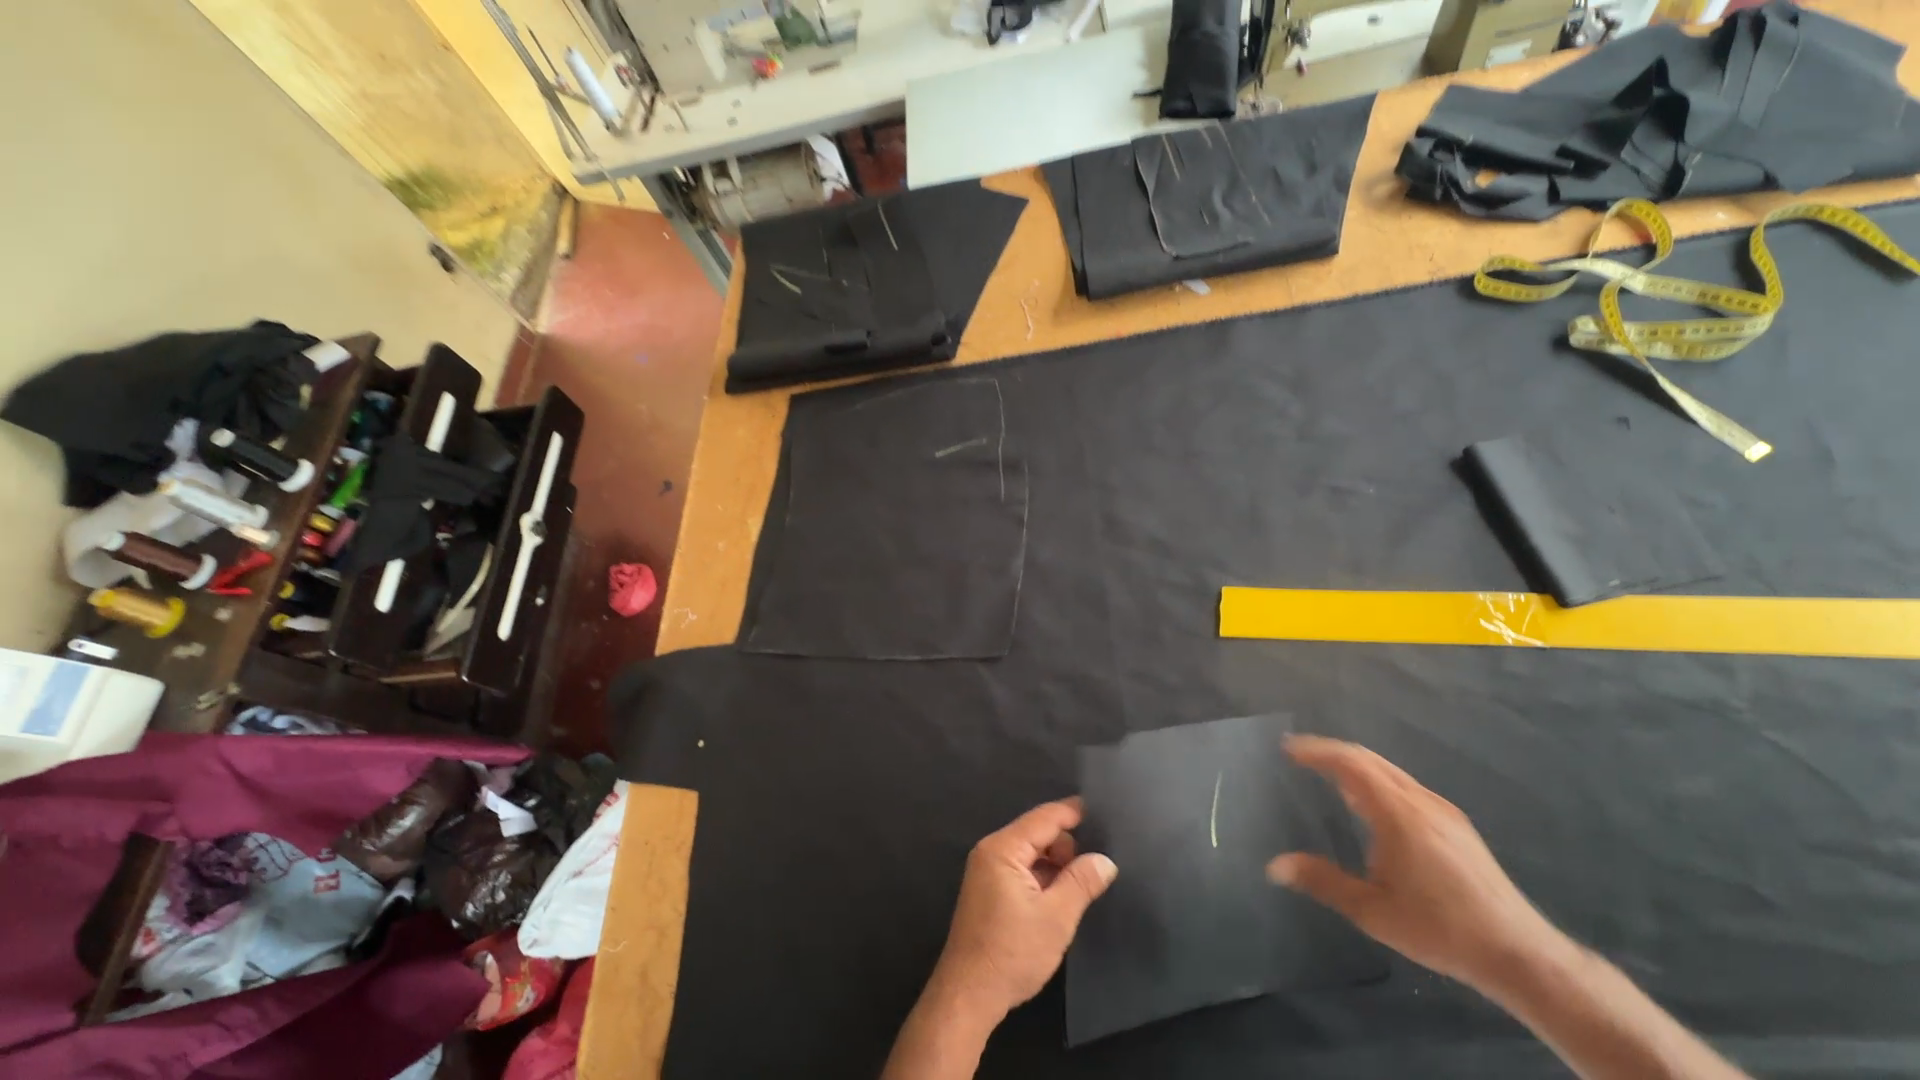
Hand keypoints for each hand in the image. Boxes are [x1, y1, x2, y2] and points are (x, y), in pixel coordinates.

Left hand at [929, 798, 1118, 1020]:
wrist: (969, 995)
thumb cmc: (1012, 952)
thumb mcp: (1056, 916)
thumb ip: (1082, 881)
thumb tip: (1105, 859)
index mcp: (1002, 849)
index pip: (1045, 817)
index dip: (1075, 812)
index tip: (1106, 811)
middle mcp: (991, 853)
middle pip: (1038, 833)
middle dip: (1068, 846)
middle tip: (1098, 866)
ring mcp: (987, 873)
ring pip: (1032, 854)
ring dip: (1056, 866)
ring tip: (1084, 886)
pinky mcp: (990, 893)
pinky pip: (1023, 871)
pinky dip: (1043, 879)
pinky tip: (1062, 899)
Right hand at [1267, 735, 1567, 993]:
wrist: (1517, 951)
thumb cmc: (1439, 930)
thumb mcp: (1371, 911)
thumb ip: (1323, 881)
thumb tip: (1275, 866)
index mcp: (1398, 814)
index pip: (1351, 764)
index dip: (1317, 751)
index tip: (1287, 748)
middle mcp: (1422, 803)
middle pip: (1372, 760)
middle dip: (1333, 752)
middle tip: (1301, 756)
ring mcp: (1444, 813)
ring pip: (1393, 773)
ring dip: (1357, 767)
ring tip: (1328, 777)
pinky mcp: (1457, 827)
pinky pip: (1408, 788)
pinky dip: (1378, 782)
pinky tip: (1372, 807)